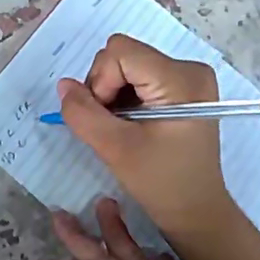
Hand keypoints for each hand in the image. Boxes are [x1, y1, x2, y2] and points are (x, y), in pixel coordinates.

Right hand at [56, 34, 237, 237]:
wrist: (194, 208)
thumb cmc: (160, 181)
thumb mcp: (114, 148)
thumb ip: (83, 113)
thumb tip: (64, 85)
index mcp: (181, 79)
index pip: (119, 52)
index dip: (101, 81)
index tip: (107, 117)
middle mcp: (189, 69)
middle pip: (122, 55)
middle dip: (104, 87)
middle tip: (112, 125)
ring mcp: (187, 77)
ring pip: (125, 65)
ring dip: (112, 94)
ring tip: (122, 128)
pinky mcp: (182, 88)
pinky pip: (136, 76)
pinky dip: (124, 98)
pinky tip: (132, 124)